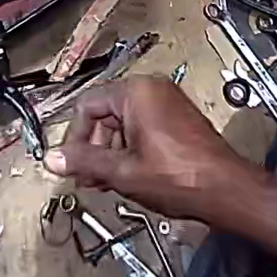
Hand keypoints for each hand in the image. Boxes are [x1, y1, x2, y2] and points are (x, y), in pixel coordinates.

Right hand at [44, 76, 266, 222]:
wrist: (225, 189)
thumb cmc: (177, 176)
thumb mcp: (122, 171)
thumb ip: (84, 162)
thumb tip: (52, 158)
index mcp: (135, 92)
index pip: (88, 104)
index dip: (75, 136)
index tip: (72, 164)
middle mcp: (151, 88)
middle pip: (106, 112)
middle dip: (94, 146)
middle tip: (89, 179)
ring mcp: (167, 100)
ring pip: (124, 121)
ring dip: (112, 150)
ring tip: (109, 182)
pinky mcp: (178, 115)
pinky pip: (143, 124)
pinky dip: (131, 147)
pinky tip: (130, 174)